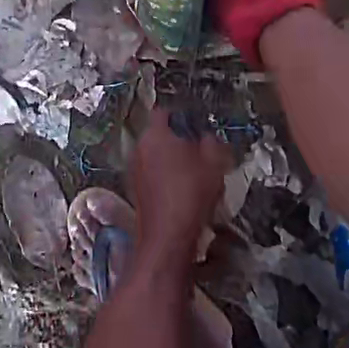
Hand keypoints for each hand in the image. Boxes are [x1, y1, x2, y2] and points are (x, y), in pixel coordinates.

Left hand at [127, 116, 229, 266]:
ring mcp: (134, 169)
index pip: (163, 112)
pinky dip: (165, 177)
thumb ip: (212, 143)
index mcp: (156, 134)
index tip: (195, 124)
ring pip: (155, 155)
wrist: (168, 235)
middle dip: (178, 140)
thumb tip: (207, 139)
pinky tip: (183, 191)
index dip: (180, 115)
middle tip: (200, 150)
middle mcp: (139, 148)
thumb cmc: (191, 193)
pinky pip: (152, 174)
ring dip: (172, 160)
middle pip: (159, 135)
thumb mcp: (214, 163)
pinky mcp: (135, 189)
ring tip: (195, 173)